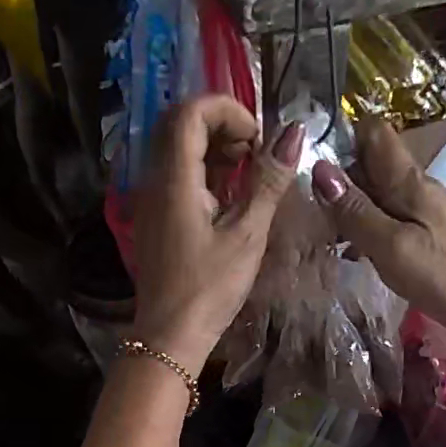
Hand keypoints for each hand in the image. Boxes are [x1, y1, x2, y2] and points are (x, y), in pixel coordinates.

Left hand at [131, 97, 303, 370]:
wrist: (170, 336)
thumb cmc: (210, 290)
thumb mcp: (248, 235)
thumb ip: (269, 180)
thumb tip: (295, 132)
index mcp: (174, 180)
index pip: (190, 111)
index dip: (228, 110)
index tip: (257, 139)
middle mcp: (154, 181)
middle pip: (179, 123)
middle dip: (222, 126)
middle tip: (254, 154)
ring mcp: (150, 199)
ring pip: (176, 149)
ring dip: (214, 148)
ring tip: (247, 176)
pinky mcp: (155, 217)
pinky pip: (175, 175)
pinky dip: (203, 172)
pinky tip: (228, 198)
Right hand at [311, 119, 445, 326]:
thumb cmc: (438, 274)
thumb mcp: (389, 244)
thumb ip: (355, 210)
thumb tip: (320, 171)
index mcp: (406, 180)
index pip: (373, 132)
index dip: (341, 134)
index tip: (310, 156)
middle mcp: (412, 186)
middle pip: (369, 162)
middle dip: (336, 173)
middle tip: (301, 198)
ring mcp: (417, 209)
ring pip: (373, 190)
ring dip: (346, 202)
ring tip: (315, 224)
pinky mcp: (419, 231)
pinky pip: (382, 215)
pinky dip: (360, 224)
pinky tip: (345, 246)